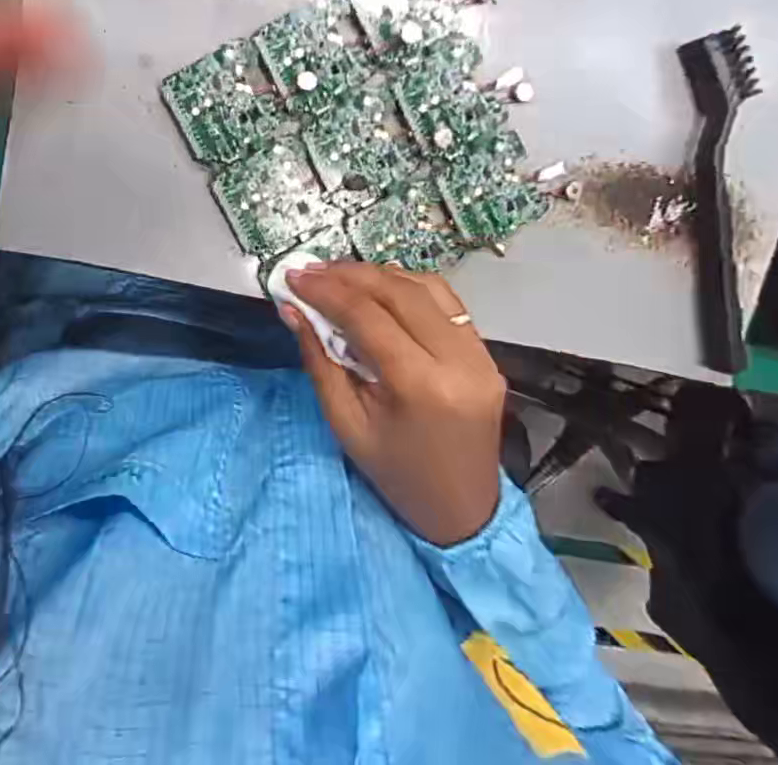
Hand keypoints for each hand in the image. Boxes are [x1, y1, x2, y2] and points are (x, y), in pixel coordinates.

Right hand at [281, 263, 506, 545]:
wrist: (461, 507)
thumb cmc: (394, 472)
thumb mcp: (344, 421)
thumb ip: (319, 359)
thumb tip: (293, 309)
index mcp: (421, 386)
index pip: (368, 317)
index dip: (326, 291)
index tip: (293, 277)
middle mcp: (459, 362)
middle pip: (399, 292)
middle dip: (348, 275)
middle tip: (310, 271)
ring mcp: (480, 355)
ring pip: (426, 288)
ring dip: (378, 275)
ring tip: (337, 276)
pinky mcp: (485, 354)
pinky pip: (445, 303)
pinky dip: (406, 287)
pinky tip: (377, 290)